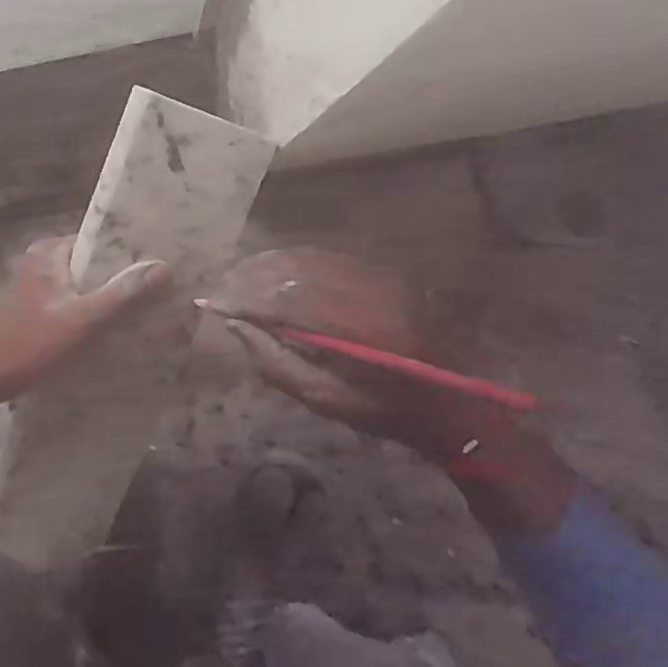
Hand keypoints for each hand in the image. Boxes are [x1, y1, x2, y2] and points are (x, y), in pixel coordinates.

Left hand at [0, 235, 171, 406]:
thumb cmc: (33, 344)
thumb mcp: (84, 319)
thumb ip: (123, 294)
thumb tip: (163, 267)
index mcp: (49, 251)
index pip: (100, 239)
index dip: (131, 252)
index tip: (162, 264)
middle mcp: (40, 259)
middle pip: (93, 262)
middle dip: (122, 275)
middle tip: (160, 288)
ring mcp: (35, 284)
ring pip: (83, 283)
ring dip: (108, 295)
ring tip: (146, 306)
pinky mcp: (34, 307)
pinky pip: (72, 300)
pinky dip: (90, 309)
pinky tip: (113, 325)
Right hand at [204, 249, 472, 462]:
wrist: (455, 402)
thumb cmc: (383, 410)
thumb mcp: (323, 398)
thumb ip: (275, 361)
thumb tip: (235, 326)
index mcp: (351, 330)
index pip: (282, 299)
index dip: (243, 297)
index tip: (212, 303)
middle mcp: (364, 292)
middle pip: (292, 271)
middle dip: (249, 276)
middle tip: (220, 285)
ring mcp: (378, 277)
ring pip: (309, 258)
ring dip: (268, 264)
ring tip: (238, 274)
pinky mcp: (384, 272)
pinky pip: (329, 257)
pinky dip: (295, 260)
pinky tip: (274, 268)